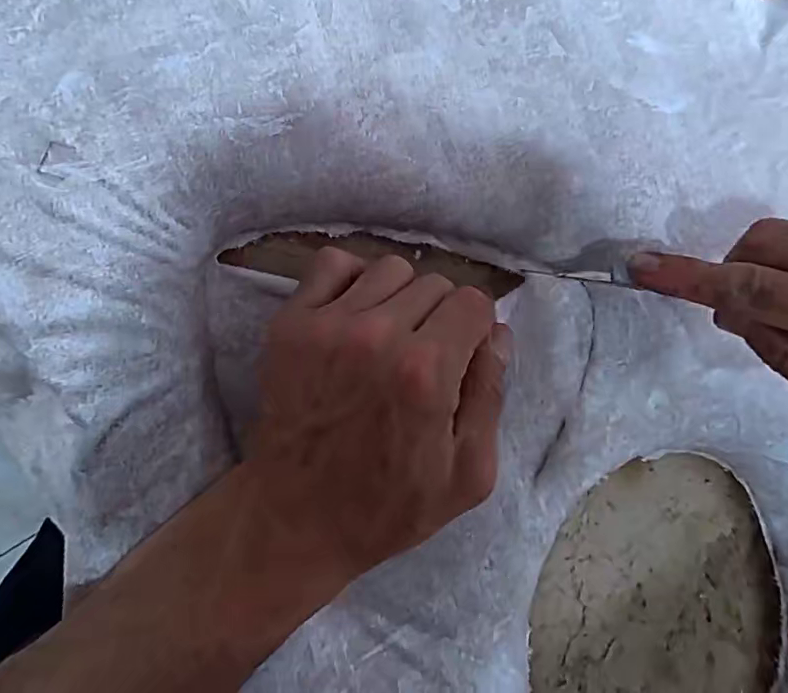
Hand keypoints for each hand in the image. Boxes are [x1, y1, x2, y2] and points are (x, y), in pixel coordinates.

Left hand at [244, 247, 512, 581]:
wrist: (293, 525)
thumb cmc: (389, 505)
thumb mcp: (469, 473)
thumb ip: (492, 394)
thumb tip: (497, 333)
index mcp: (426, 371)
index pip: (474, 302)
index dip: (477, 329)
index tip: (464, 357)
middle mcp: (378, 335)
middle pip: (437, 283)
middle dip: (443, 316)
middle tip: (427, 356)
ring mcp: (327, 325)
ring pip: (392, 269)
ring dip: (402, 297)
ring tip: (391, 336)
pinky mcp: (289, 325)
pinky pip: (334, 263)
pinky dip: (352, 279)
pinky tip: (356, 314)